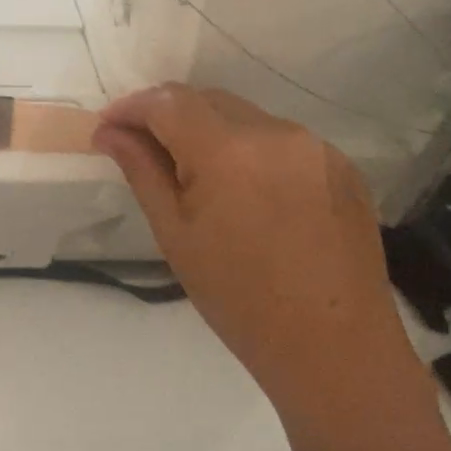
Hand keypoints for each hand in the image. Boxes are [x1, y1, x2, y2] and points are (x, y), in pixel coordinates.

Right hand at [92, 85, 412, 406]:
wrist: (335, 350)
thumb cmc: (238, 298)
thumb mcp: (174, 234)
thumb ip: (141, 170)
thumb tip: (108, 132)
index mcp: (229, 151)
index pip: (168, 101)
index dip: (131, 107)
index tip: (107, 128)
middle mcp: (277, 134)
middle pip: (208, 101)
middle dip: (168, 116)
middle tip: (141, 149)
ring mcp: (317, 148)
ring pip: (246, 117)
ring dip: (210, 132)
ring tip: (193, 174)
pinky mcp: (344, 167)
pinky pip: (281, 140)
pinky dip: (250, 150)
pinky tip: (244, 191)